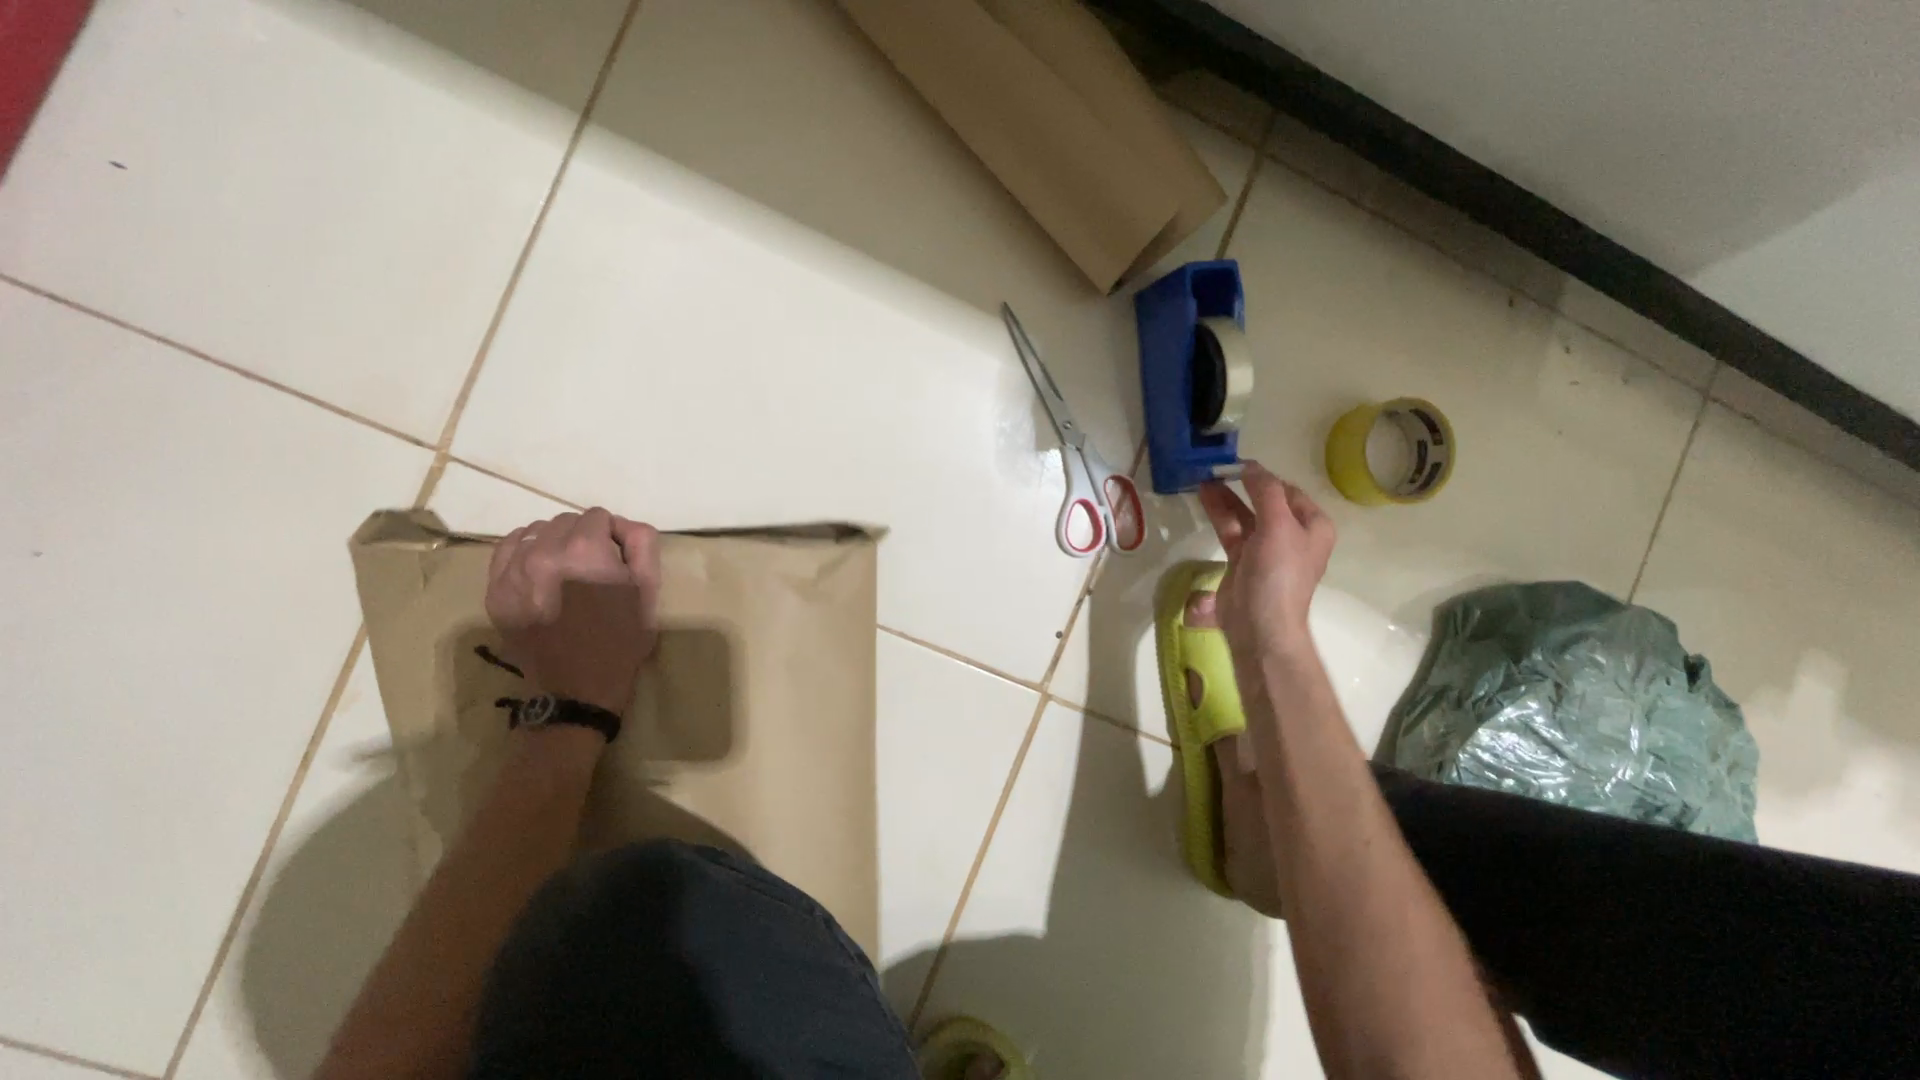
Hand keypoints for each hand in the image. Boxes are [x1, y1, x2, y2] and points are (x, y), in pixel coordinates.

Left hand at [484, 507, 660, 716]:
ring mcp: (514, 571)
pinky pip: (506, 549)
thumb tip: (624, 525)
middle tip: (592, 567)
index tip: (617, 558)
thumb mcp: (649, 590)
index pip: (599, 516)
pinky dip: (524, 550)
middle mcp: (545, 552)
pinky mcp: (496, 590)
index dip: (613, 534)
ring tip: (565, 571)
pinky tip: (539, 568)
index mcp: (586, 550)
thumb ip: (643, 544)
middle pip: (566, 521)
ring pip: (536, 531)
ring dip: (554, 543)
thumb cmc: (621, 639)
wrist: (580, 687)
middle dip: (583, 537)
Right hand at [1197, 461, 1335, 664]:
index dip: (1263, 476)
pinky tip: (1204, 497)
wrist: (1261, 624)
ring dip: (1226, 497)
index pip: (1287, 491)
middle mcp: (1292, 535)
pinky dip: (1219, 514)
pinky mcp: (1243, 561)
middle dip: (1241, 485)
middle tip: (1216, 468)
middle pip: (1264, 501)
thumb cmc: (1278, 573)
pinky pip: (1232, 530)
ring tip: (1204, 477)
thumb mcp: (1278, 525)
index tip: (1237, 463)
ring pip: (1245, 515)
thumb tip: (1251, 466)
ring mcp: (1266, 549)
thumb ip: (1265, 491)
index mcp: (1312, 526)